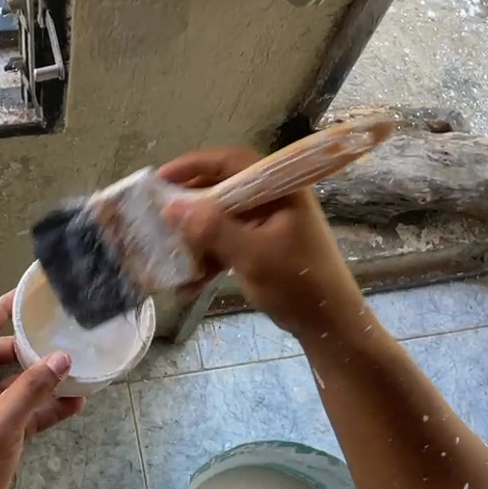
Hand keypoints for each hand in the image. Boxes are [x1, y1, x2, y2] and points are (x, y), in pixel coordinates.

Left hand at [0, 293, 84, 488]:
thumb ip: (32, 389)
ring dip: (46, 379)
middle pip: (4, 355)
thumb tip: (62, 357)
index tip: (28, 297)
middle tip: (61, 335)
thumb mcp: (2, 422)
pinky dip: (50, 408)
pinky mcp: (3, 437)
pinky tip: (78, 404)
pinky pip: (30, 413)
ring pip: (21, 386)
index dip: (1, 309)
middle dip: (31, 346)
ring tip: (78, 368)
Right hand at [159, 147, 364, 336]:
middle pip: (222, 188)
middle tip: (157, 212)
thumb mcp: (252, 255)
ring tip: (168, 251)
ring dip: (196, 235)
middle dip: (189, 204)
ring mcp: (267, 223)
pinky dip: (209, 256)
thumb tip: (171, 208)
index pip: (231, 161)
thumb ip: (212, 229)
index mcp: (279, 189)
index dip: (193, 165)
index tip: (161, 178)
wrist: (330, 326)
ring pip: (221, 217)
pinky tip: (189, 283)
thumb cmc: (299, 284)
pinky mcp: (262, 245)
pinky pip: (228, 241)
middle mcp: (273, 199)